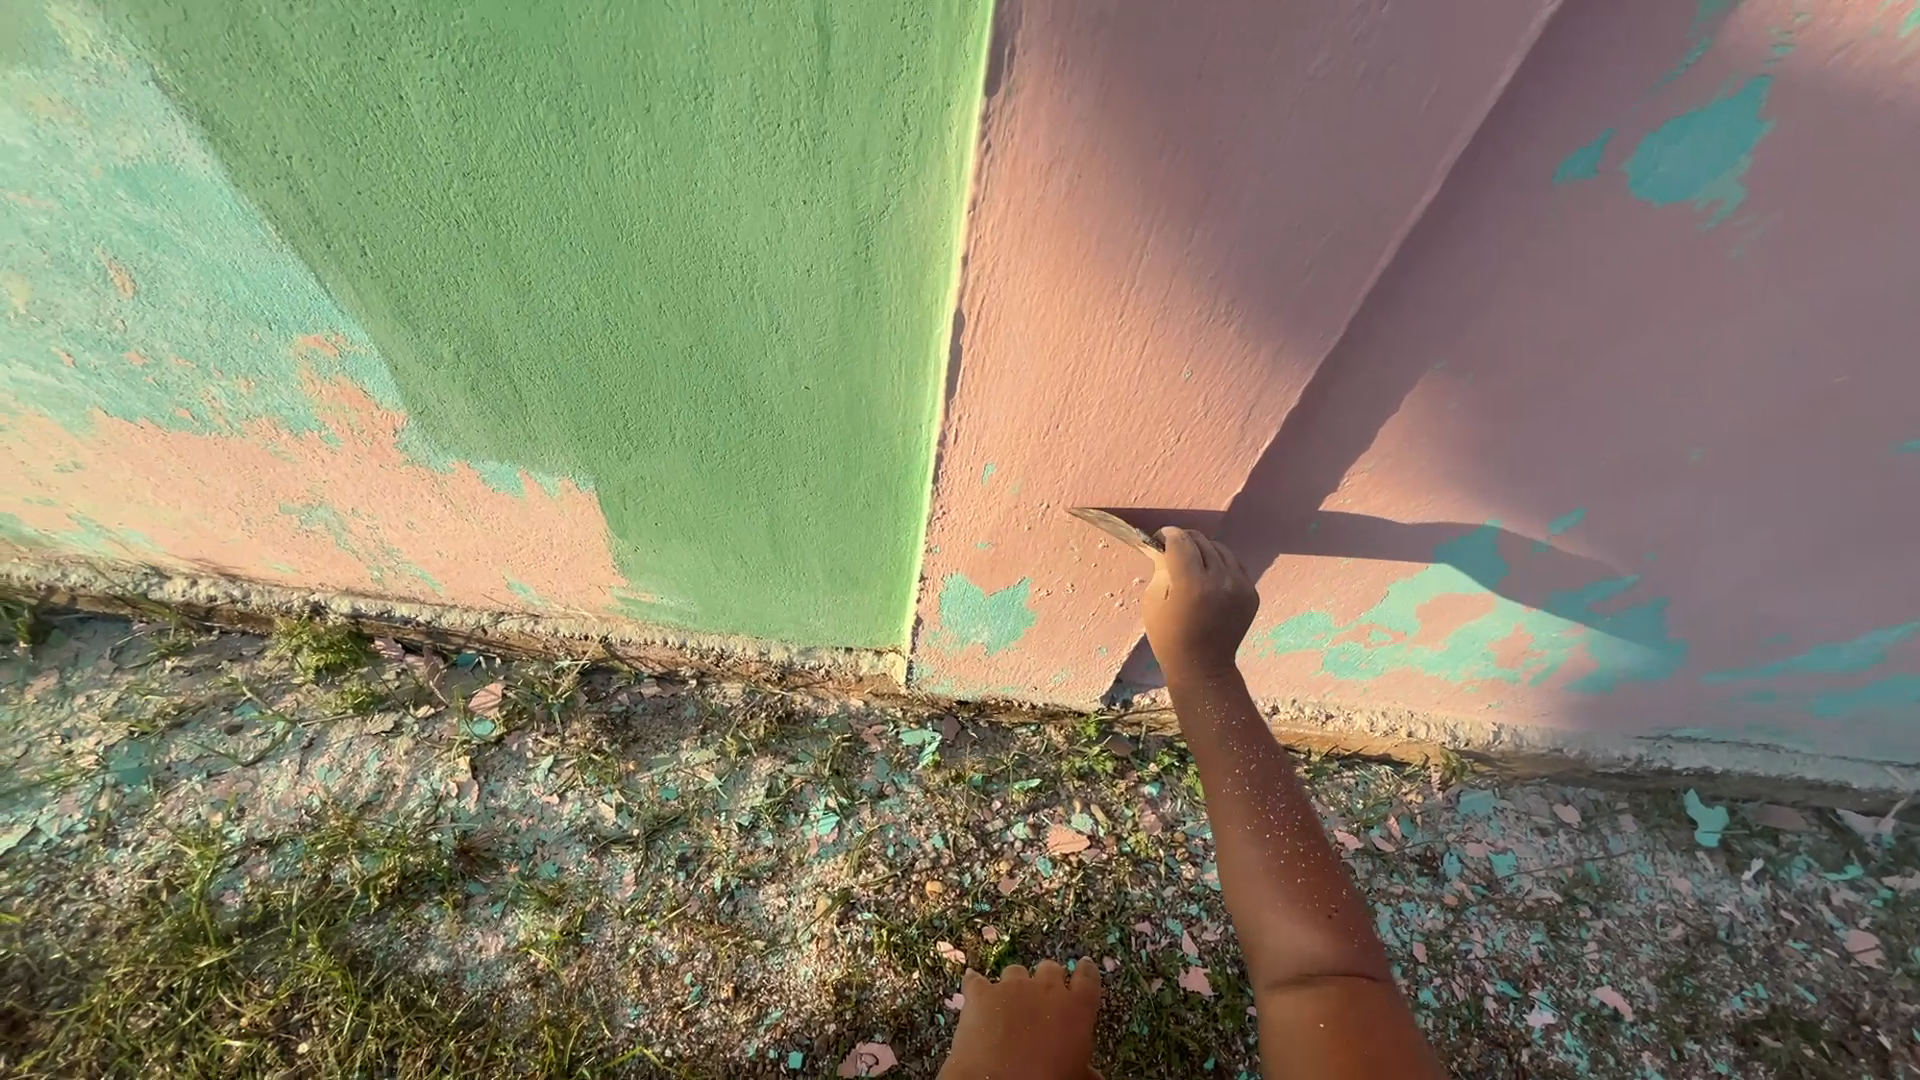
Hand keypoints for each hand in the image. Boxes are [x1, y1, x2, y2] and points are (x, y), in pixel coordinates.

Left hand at [938, 960, 1101, 1079]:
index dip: (1086, 971)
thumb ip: (1085, 1069)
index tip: (1085, 965)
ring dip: (1015, 985)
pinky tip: (974, 986)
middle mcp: (1046, 989)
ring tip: (1009, 1006)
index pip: (1088, 978)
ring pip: (1016, 972)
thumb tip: (1094, 1075)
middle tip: (1043, 999)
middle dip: (1048, 980)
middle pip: (1051, 969)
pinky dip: (976, 984)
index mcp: (1076, 1010)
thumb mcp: (1075, 1078)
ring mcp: (1012, 987)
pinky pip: (977, 979)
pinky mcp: (981, 992)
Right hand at [1142, 527, 1259, 683]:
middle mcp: (1220, 579)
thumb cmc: (1168, 635)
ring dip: (1203, 550)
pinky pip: (1234, 565)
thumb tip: (1165, 549)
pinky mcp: (1251, 593)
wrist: (1202, 666)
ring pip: (1220, 549)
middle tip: (1173, 549)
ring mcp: (1240, 586)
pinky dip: (1220, 564)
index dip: (1167, 535)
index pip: (1180, 540)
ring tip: (1193, 562)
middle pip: (1201, 540)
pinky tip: (1210, 576)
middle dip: (1184, 540)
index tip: (1160, 540)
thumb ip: (1161, 569)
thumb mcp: (1152, 600)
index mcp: (1191, 583)